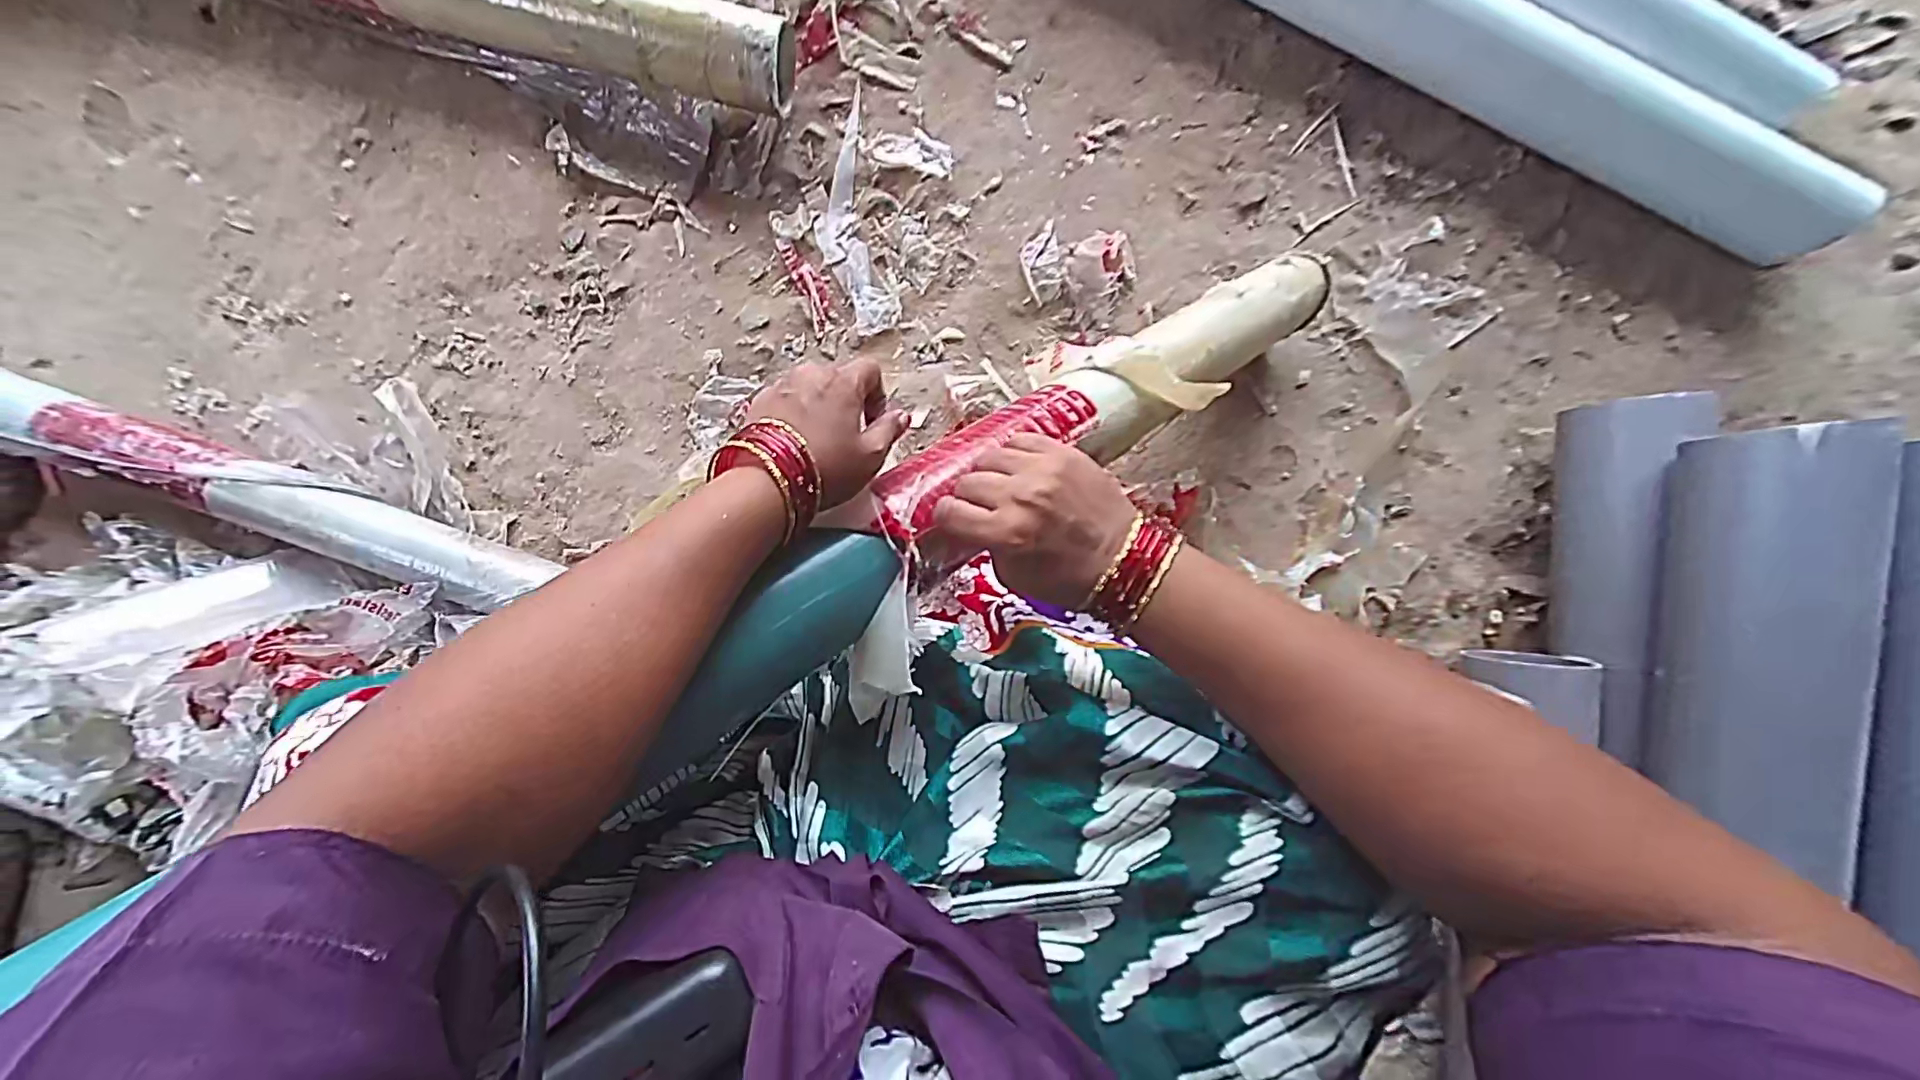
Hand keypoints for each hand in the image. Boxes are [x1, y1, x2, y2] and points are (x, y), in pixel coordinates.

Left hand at [745, 360, 908, 507]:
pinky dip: (792, 416)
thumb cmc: (824, 468)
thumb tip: (900, 417)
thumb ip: (890, 430)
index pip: (870, 370)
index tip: (873, 421)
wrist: (768, 480)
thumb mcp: (871, 456)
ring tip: (818, 441)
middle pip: (837, 378)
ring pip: (808, 388)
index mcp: (844, 382)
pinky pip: (784, 401)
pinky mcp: (759, 402)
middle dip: (846, 401)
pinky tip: (794, 443)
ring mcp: (782, 386)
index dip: (877, 395)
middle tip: (847, 435)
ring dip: (817, 407)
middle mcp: (811, 375)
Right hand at [931, 433, 1137, 607]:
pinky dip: (1013, 454)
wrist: (1125, 559)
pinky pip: (1020, 440)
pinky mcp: (1064, 453)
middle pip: (967, 482)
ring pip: (989, 456)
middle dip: (967, 497)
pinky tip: (1019, 468)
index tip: (952, 518)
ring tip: (1000, 484)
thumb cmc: (1069, 578)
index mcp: (1007, 533)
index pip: (949, 512)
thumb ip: (987, 545)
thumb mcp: (1015, 576)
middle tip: (979, 506)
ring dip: (988, 473)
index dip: (945, 517)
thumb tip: (970, 523)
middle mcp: (1021, 496)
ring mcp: (1043, 469)